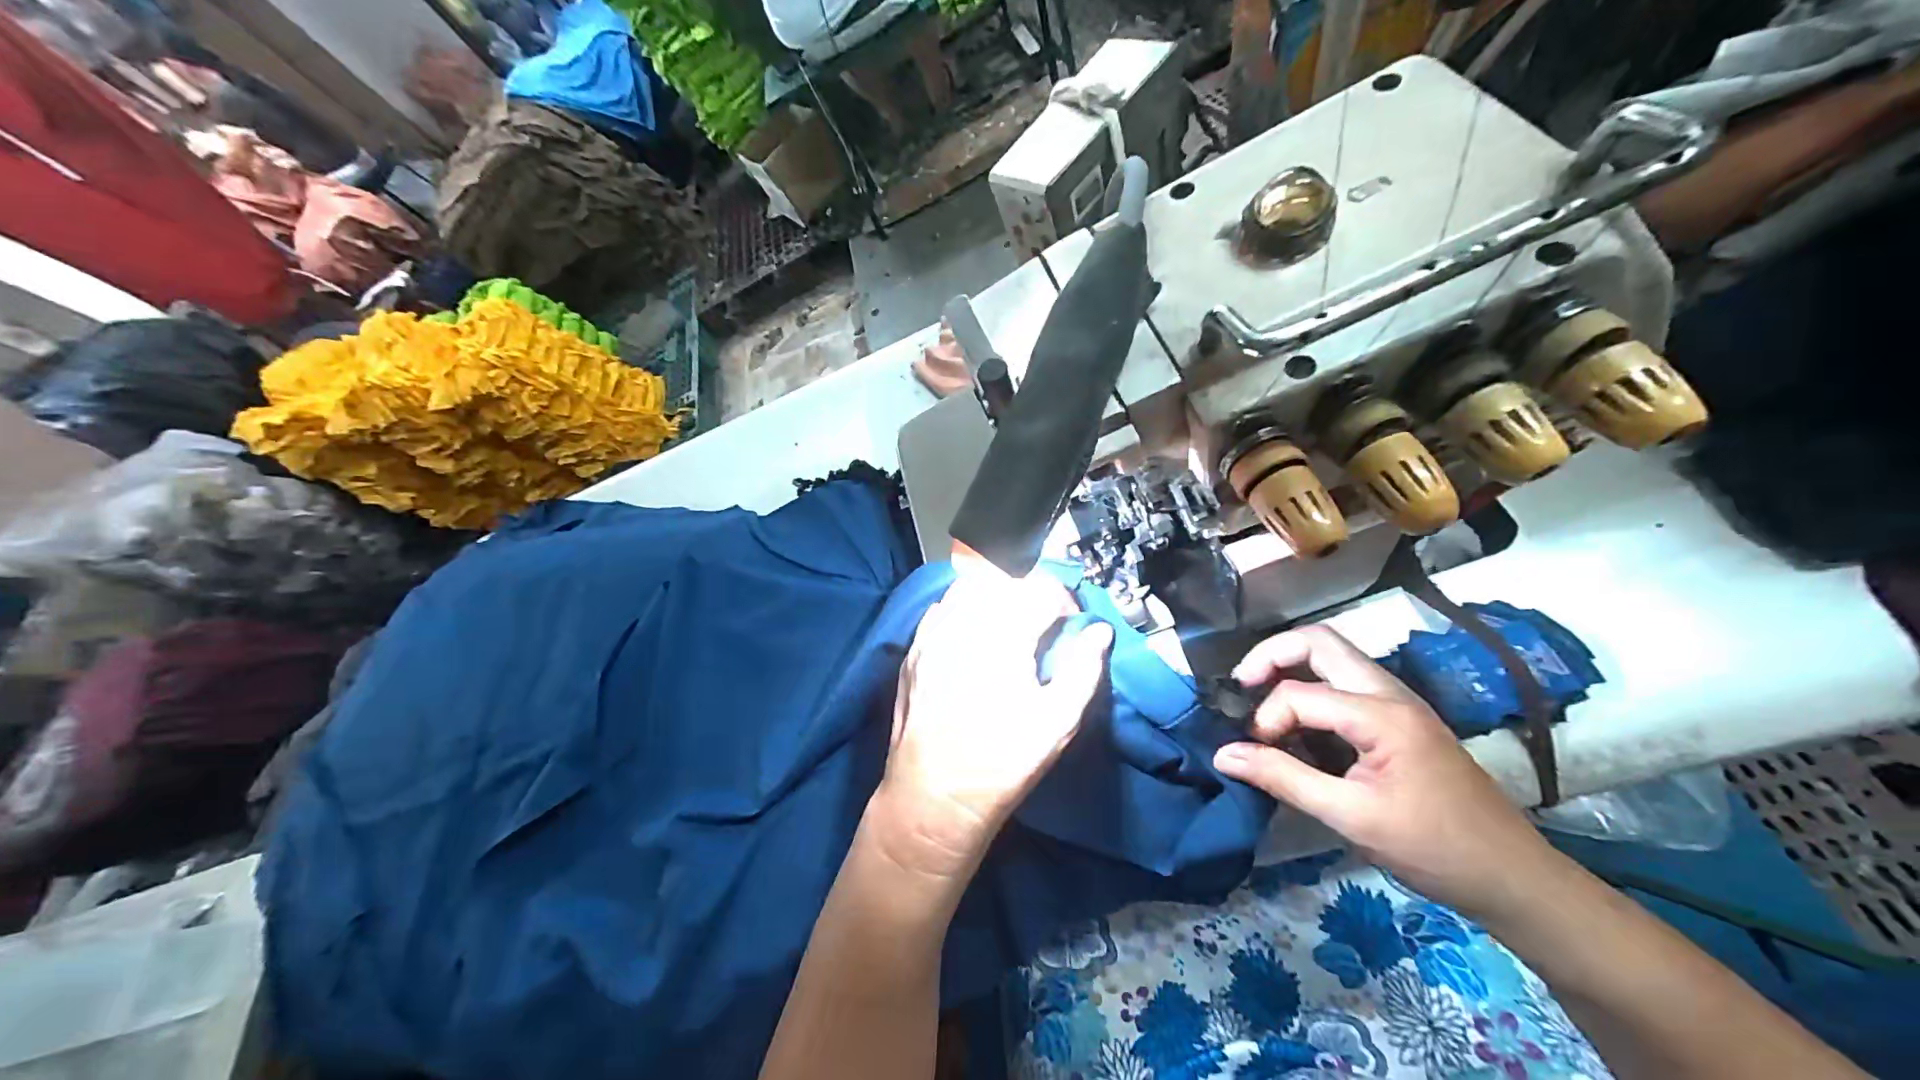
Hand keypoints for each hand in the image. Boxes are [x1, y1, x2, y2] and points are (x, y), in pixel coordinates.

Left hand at [871, 569, 1113, 883]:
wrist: (934, 796)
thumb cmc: (1001, 763)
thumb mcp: (1058, 721)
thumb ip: (1084, 668)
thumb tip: (1098, 632)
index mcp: (1003, 637)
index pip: (1040, 588)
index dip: (1064, 600)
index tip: (1071, 622)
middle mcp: (964, 625)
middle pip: (1004, 580)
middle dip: (1031, 593)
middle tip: (1044, 623)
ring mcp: (933, 635)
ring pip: (969, 587)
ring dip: (996, 595)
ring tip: (1010, 625)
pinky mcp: (914, 651)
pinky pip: (942, 609)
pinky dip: (963, 609)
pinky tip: (974, 636)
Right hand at [1212, 625, 1559, 917]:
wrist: (1514, 878)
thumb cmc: (1434, 849)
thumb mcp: (1351, 818)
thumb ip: (1283, 778)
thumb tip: (1222, 755)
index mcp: (1382, 714)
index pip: (1300, 692)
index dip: (1266, 719)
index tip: (1254, 755)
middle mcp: (1390, 694)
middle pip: (1319, 642)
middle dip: (1271, 656)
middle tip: (1241, 689)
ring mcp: (1398, 704)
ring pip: (1333, 659)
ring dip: (1291, 670)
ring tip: (1260, 704)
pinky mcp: (1400, 720)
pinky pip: (1345, 684)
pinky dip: (1311, 690)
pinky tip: (1296, 726)